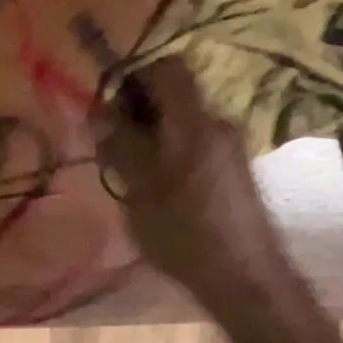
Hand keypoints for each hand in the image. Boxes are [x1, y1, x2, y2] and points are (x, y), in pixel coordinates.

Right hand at [95, 58, 296, 303]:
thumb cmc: (184, 234)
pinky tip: (150, 181)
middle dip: (136, 105)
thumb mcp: (139, 191)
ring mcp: (228, 144)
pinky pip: (191, 138)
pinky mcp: (231, 165)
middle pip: (173, 92)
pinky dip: (166, 147)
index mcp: (194, 123)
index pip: (167, 67)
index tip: (105, 98)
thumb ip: (119, 145)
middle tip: (107, 136)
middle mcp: (217, 123)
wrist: (243, 276)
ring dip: (149, 129)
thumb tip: (99, 110)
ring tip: (124, 164)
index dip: (133, 73)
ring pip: (180, 118)